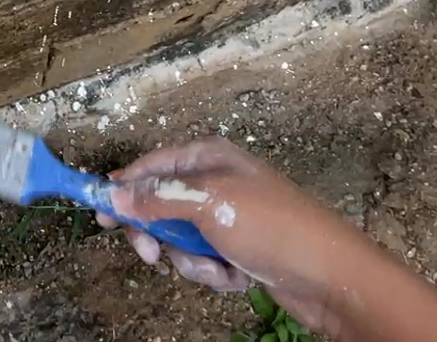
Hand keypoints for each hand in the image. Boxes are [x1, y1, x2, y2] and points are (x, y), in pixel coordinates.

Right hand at [94, 138, 369, 329]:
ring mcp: (228, 216)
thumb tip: (112, 194)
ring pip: (180, 236)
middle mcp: (214, 181)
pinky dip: (212, 271)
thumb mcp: (207, 205)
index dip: (123, 187)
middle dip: (156, 231)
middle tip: (148, 254)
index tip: (100, 214)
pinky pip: (204, 258)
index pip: (150, 166)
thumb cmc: (271, 226)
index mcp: (207, 157)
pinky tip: (233, 278)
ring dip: (189, 258)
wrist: (336, 280)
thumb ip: (156, 198)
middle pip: (160, 203)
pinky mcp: (240, 249)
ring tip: (213, 269)